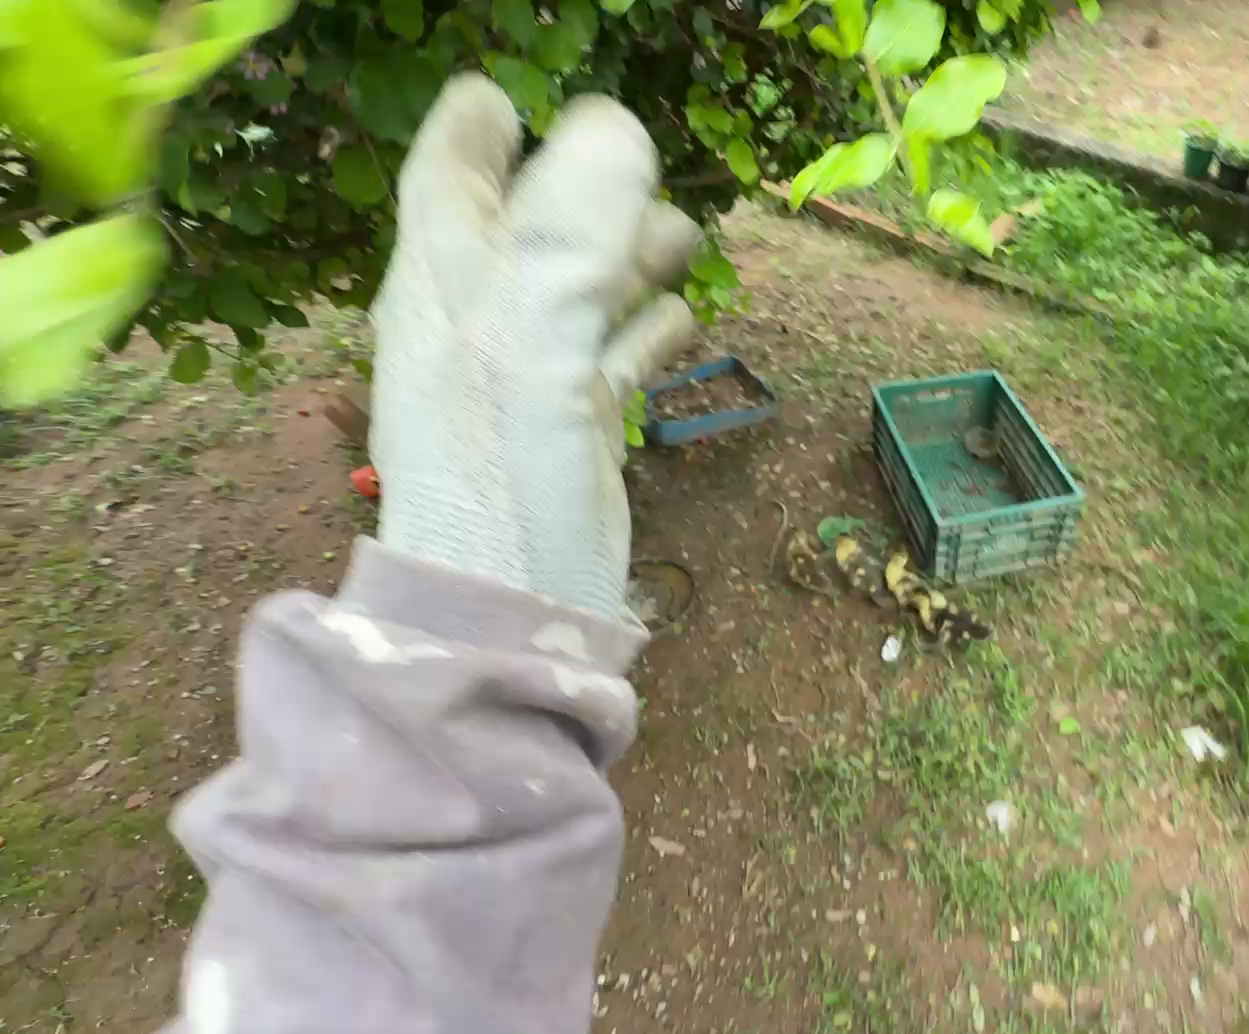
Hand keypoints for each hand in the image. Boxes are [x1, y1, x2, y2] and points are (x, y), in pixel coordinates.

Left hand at [369, 74, 699, 619]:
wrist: (518, 606)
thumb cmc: (509, 481)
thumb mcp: (530, 349)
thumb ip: (567, 238)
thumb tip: (620, 127)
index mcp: (450, 294)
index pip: (451, 186)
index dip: (476, 135)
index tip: (506, 96)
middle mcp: (485, 329)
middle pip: (532, 236)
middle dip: (584, 197)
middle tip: (643, 169)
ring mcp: (532, 382)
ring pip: (583, 298)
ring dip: (629, 263)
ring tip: (683, 238)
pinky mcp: (574, 428)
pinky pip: (611, 357)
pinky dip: (646, 333)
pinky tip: (682, 324)